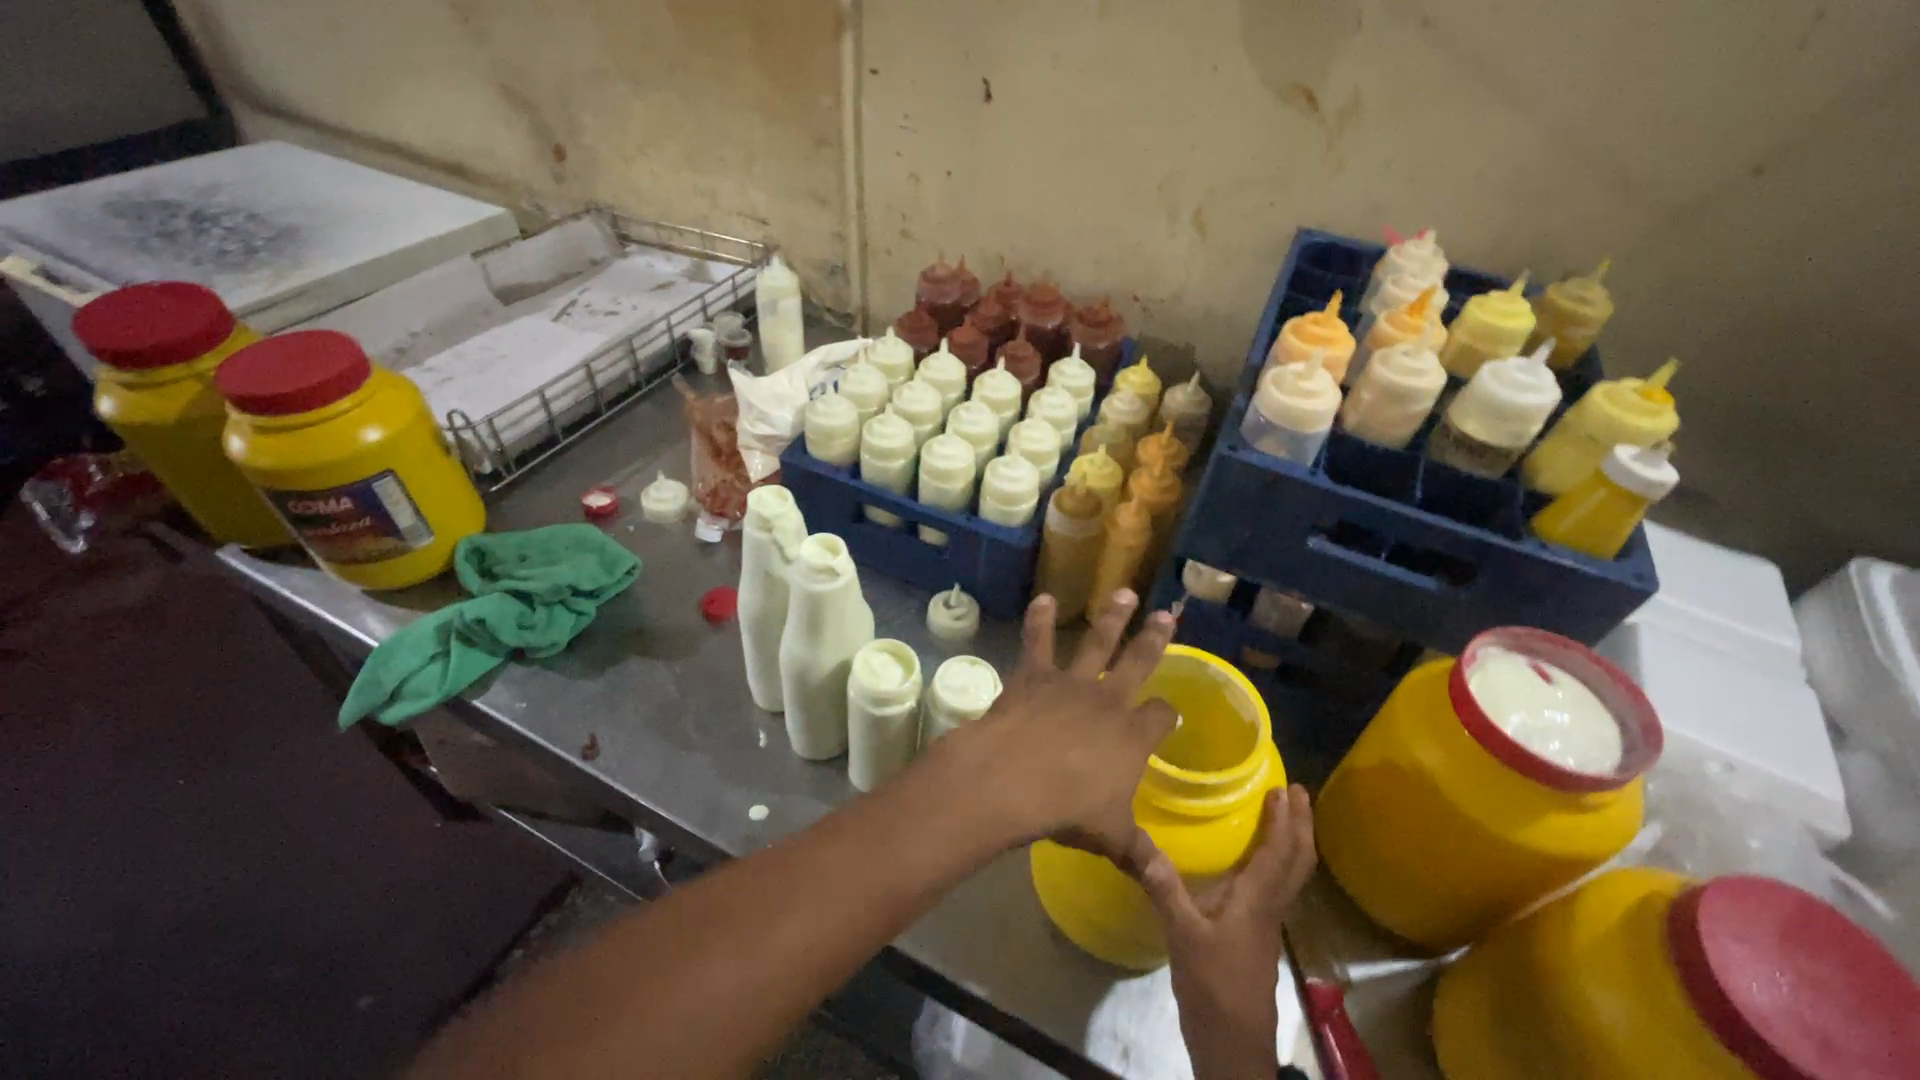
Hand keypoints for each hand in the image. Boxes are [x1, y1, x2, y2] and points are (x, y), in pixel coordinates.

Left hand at [927, 589, 1177, 863]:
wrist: (1013, 780)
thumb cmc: (1067, 810)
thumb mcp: (1110, 837)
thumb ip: (1138, 855)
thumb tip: (1165, 887)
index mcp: (1132, 737)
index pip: (1160, 717)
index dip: (1167, 714)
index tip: (1171, 711)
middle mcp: (1109, 701)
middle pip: (1139, 663)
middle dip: (1155, 640)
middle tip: (1168, 616)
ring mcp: (1071, 683)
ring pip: (1098, 642)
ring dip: (1112, 617)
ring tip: (1124, 592)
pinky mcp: (1034, 675)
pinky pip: (1039, 641)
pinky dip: (1041, 619)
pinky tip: (1044, 599)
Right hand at [1136, 785, 1316, 1079]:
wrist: (1233, 1043)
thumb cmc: (1212, 986)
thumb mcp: (1182, 934)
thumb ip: (1164, 886)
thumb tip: (1137, 841)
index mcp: (1258, 900)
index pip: (1280, 851)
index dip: (1285, 819)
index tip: (1285, 786)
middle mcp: (1270, 907)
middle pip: (1298, 861)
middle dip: (1301, 825)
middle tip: (1297, 792)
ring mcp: (1267, 925)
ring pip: (1292, 876)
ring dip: (1293, 843)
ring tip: (1283, 817)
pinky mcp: (1257, 938)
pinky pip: (1277, 890)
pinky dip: (1276, 865)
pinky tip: (1253, 864)